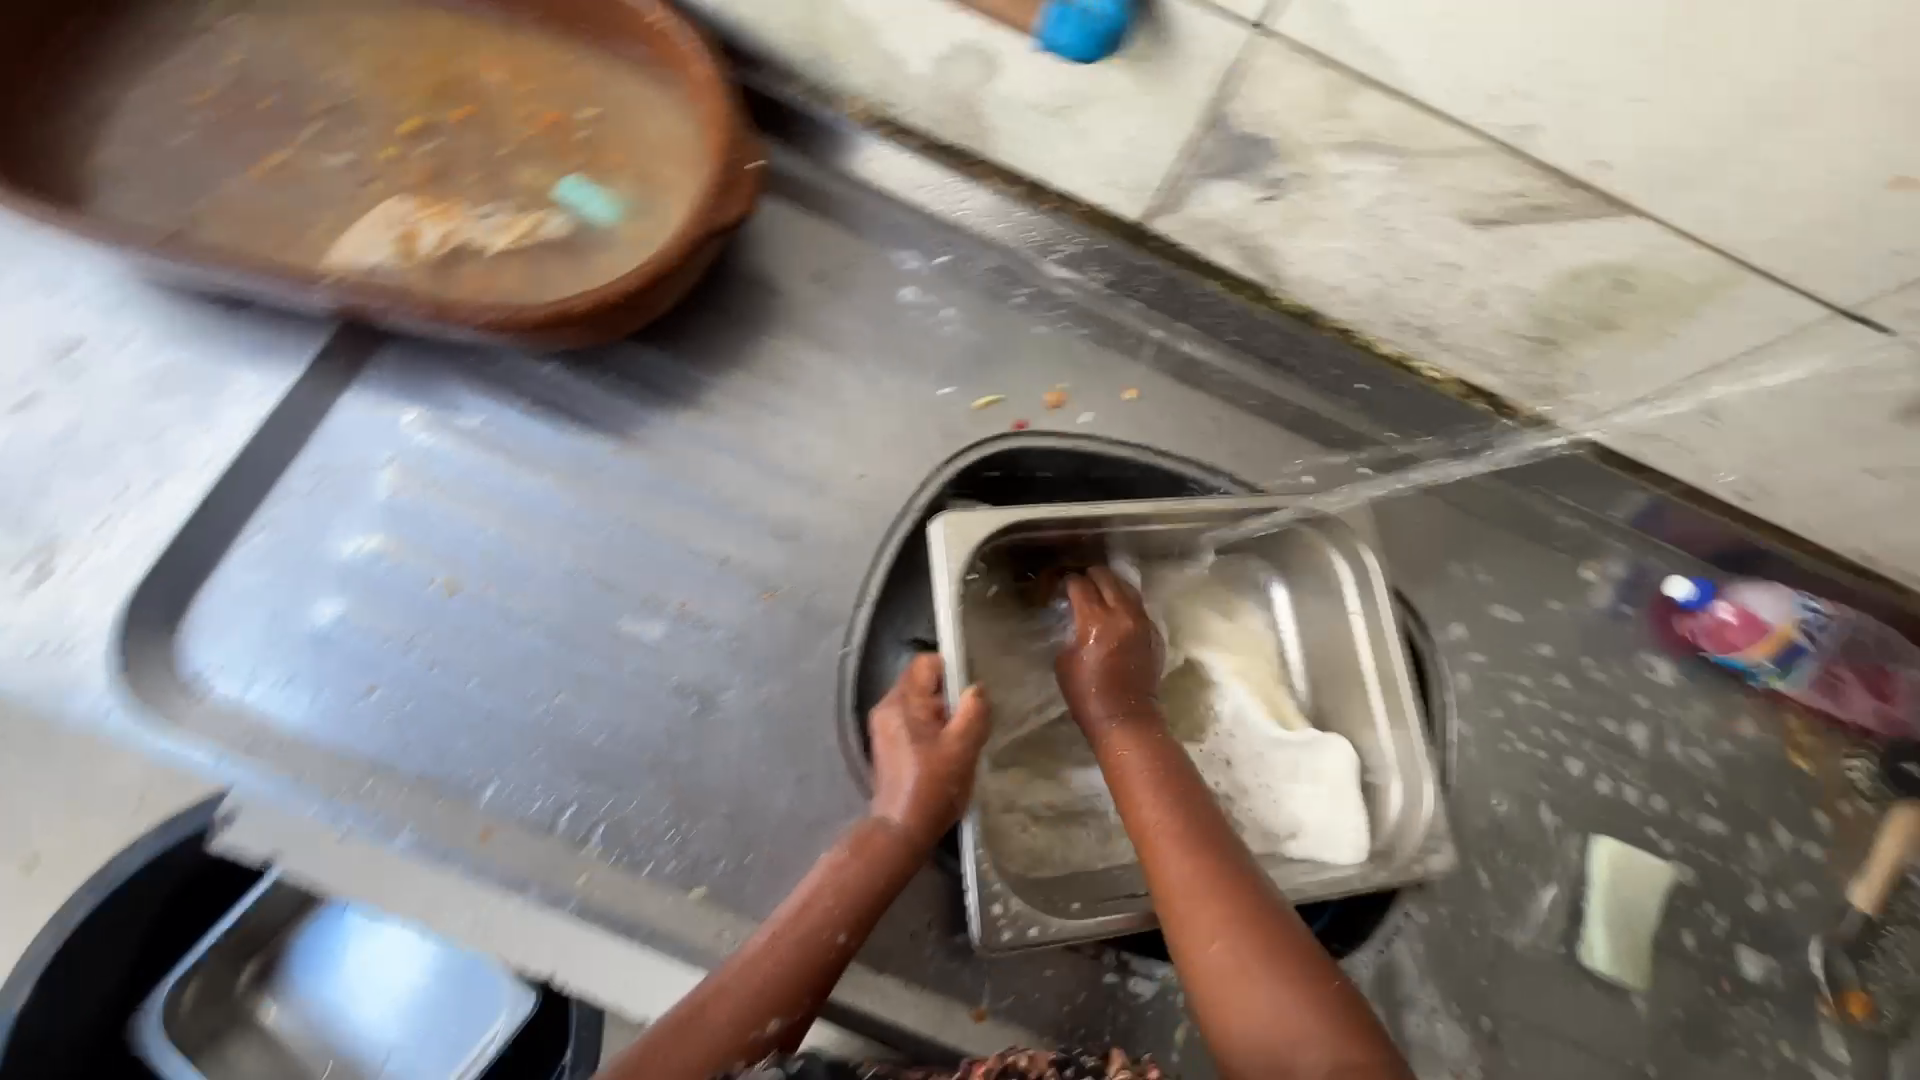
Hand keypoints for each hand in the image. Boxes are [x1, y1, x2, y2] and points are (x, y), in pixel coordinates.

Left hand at [868, 654, 990, 849]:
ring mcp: (884, 726)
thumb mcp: (962, 748)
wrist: (901, 831)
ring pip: (920, 704)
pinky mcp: (888, 744)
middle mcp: (887, 707)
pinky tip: (946, 753)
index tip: (971, 692)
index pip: (926, 662)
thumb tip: (977, 687)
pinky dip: (932, 729)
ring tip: (960, 740)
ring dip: (943, 716)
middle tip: (970, 721)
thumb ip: (973, 711)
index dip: (952, 669)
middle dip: (950, 696)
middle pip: (923, 682)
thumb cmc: (932, 788)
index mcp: (901, 702)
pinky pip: (914, 722)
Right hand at [1056, 566, 1165, 740]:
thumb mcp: (1064, 660)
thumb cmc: (1086, 694)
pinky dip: (1128, 604)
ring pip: (1129, 589)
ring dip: (1113, 584)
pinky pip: (1141, 609)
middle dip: (1093, 575)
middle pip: (1108, 578)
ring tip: (1102, 586)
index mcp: (1096, 620)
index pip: (1081, 585)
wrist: (1125, 718)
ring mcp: (1143, 623)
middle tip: (1083, 579)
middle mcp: (1123, 614)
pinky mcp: (1155, 634)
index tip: (1064, 583)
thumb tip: (1076, 621)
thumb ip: (1071, 632)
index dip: (1069, 581)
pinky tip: (1119, 611)